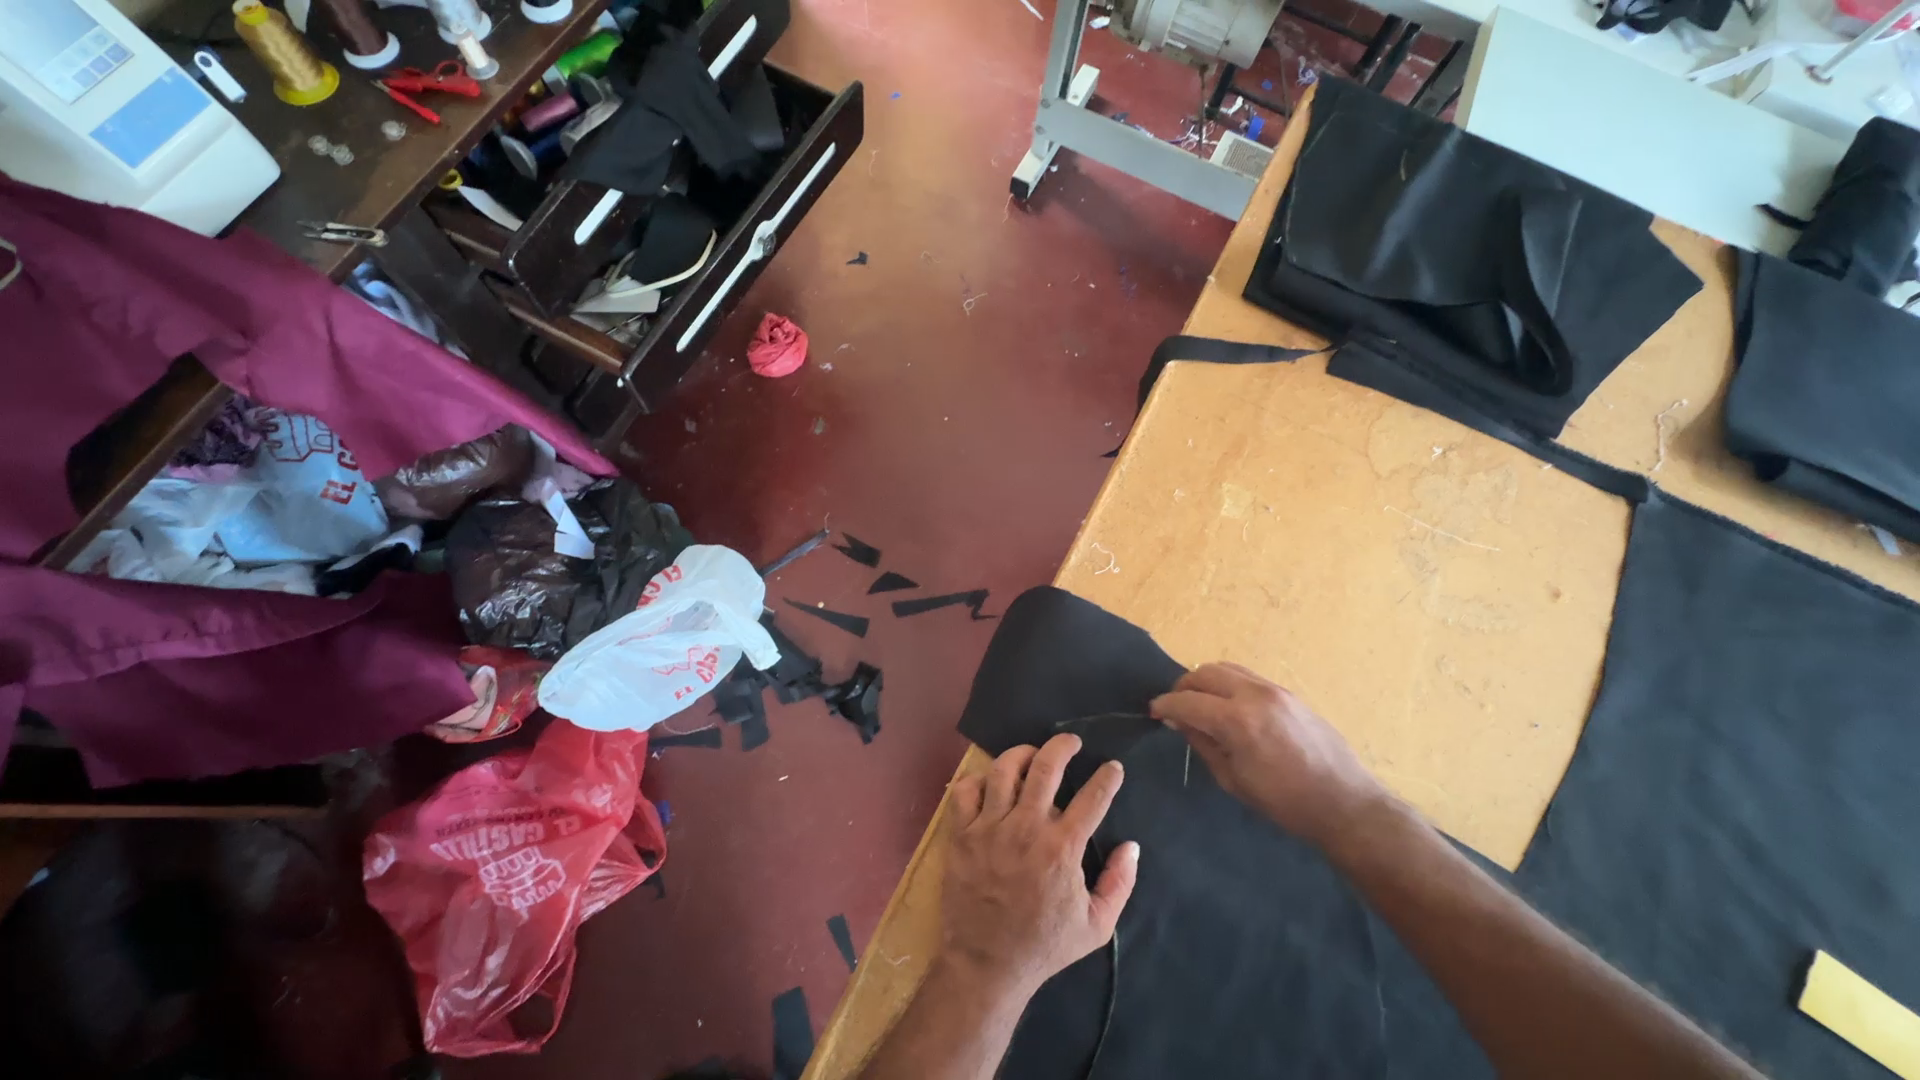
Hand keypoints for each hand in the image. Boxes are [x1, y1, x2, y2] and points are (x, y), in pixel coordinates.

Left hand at [938, 734, 1139, 999]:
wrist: (986, 962)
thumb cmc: (1044, 945)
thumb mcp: (1097, 926)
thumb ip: (1119, 884)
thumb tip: (1132, 847)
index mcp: (1062, 848)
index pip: (1092, 798)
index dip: (1107, 777)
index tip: (1112, 767)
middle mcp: (1026, 829)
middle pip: (1045, 767)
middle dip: (1062, 746)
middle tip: (1070, 741)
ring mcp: (989, 829)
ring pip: (1003, 770)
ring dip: (1021, 754)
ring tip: (1031, 754)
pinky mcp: (962, 835)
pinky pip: (965, 791)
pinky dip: (978, 780)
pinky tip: (991, 783)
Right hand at [1150, 663, 1391, 851]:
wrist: (1344, 802)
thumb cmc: (1283, 802)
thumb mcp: (1232, 779)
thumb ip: (1202, 743)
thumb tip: (1180, 721)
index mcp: (1236, 720)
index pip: (1187, 700)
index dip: (1165, 705)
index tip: (1154, 713)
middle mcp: (1254, 694)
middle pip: (1204, 673)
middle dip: (1183, 687)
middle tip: (1176, 708)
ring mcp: (1274, 690)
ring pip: (1226, 668)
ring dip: (1206, 681)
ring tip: (1201, 704)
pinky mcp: (1289, 693)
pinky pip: (1248, 676)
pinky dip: (1229, 684)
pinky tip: (1229, 707)